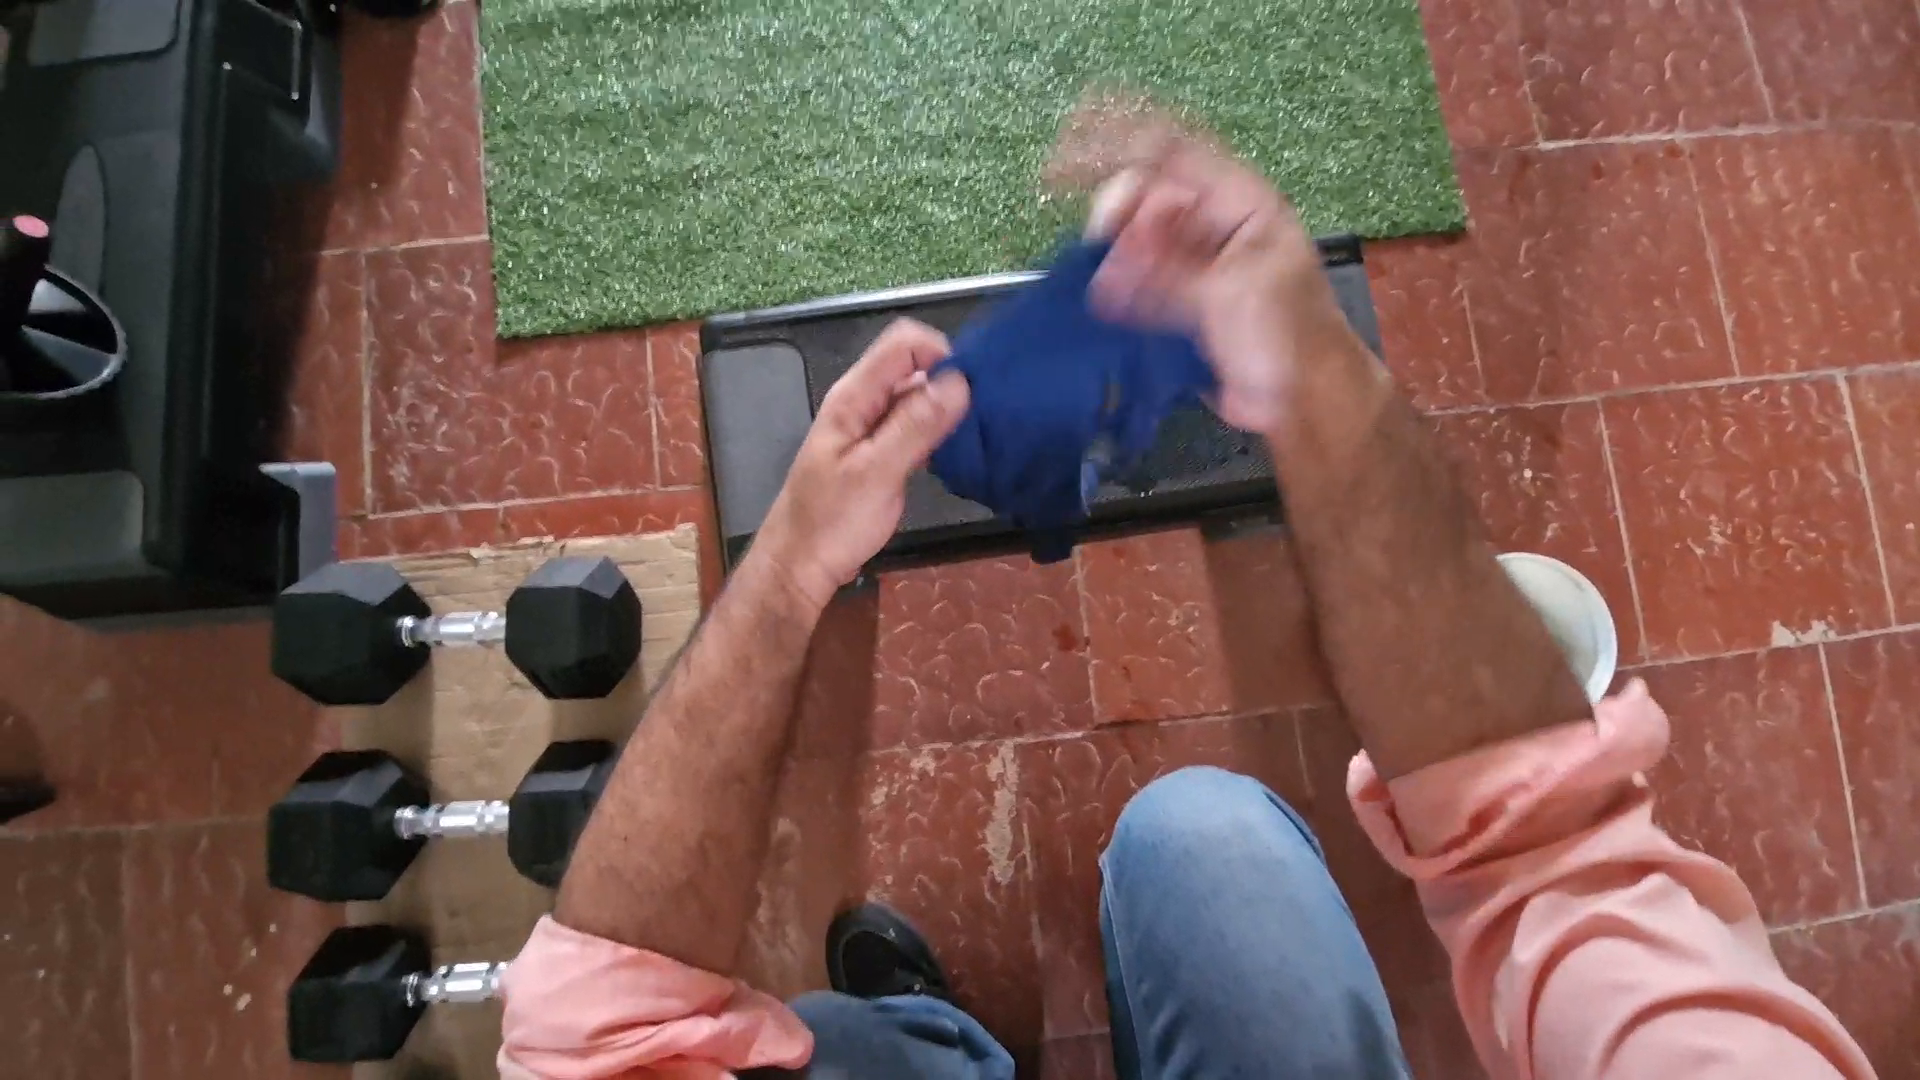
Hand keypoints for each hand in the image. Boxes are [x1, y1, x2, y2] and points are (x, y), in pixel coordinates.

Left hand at [749, 319, 969, 609]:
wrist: (803, 565)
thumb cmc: (832, 521)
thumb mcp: (876, 472)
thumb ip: (916, 425)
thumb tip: (960, 381)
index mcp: (855, 397)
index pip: (903, 344)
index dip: (941, 354)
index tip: (972, 389)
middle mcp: (864, 403)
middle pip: (914, 367)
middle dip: (950, 381)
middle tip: (984, 414)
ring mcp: (872, 429)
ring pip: (918, 399)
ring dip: (947, 408)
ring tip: (978, 433)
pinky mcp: (882, 454)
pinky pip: (915, 427)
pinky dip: (938, 433)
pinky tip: (958, 453)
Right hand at [1082, 139, 1361, 433]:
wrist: (1301, 399)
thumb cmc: (1288, 336)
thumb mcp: (1234, 293)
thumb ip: (1171, 269)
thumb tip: (1110, 256)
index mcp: (1238, 203)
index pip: (1171, 153)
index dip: (1118, 144)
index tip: (1066, 154)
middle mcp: (1211, 227)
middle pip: (1146, 197)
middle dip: (1115, 214)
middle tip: (1097, 243)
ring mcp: (1192, 266)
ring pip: (1136, 243)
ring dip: (1112, 256)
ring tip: (1103, 284)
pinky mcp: (1177, 305)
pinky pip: (1136, 284)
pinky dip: (1114, 289)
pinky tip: (1098, 300)